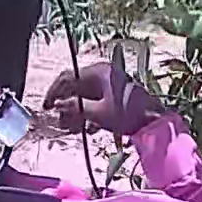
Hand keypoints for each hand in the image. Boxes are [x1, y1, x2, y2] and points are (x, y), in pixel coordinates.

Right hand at [44, 60, 165, 136]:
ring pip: (84, 97)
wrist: (154, 122)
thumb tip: (56, 105)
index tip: (46, 107)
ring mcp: (110, 84)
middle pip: (75, 87)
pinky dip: (89, 114)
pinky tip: (90, 129)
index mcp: (98, 72)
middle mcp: (103, 74)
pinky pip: (95, 102)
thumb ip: (75, 107)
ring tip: (74, 128)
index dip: (54, 92)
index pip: (67, 77)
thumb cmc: (127, 115)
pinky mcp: (115, 96)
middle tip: (61, 122)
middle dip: (66, 106)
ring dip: (76, 113)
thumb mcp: (98, 113)